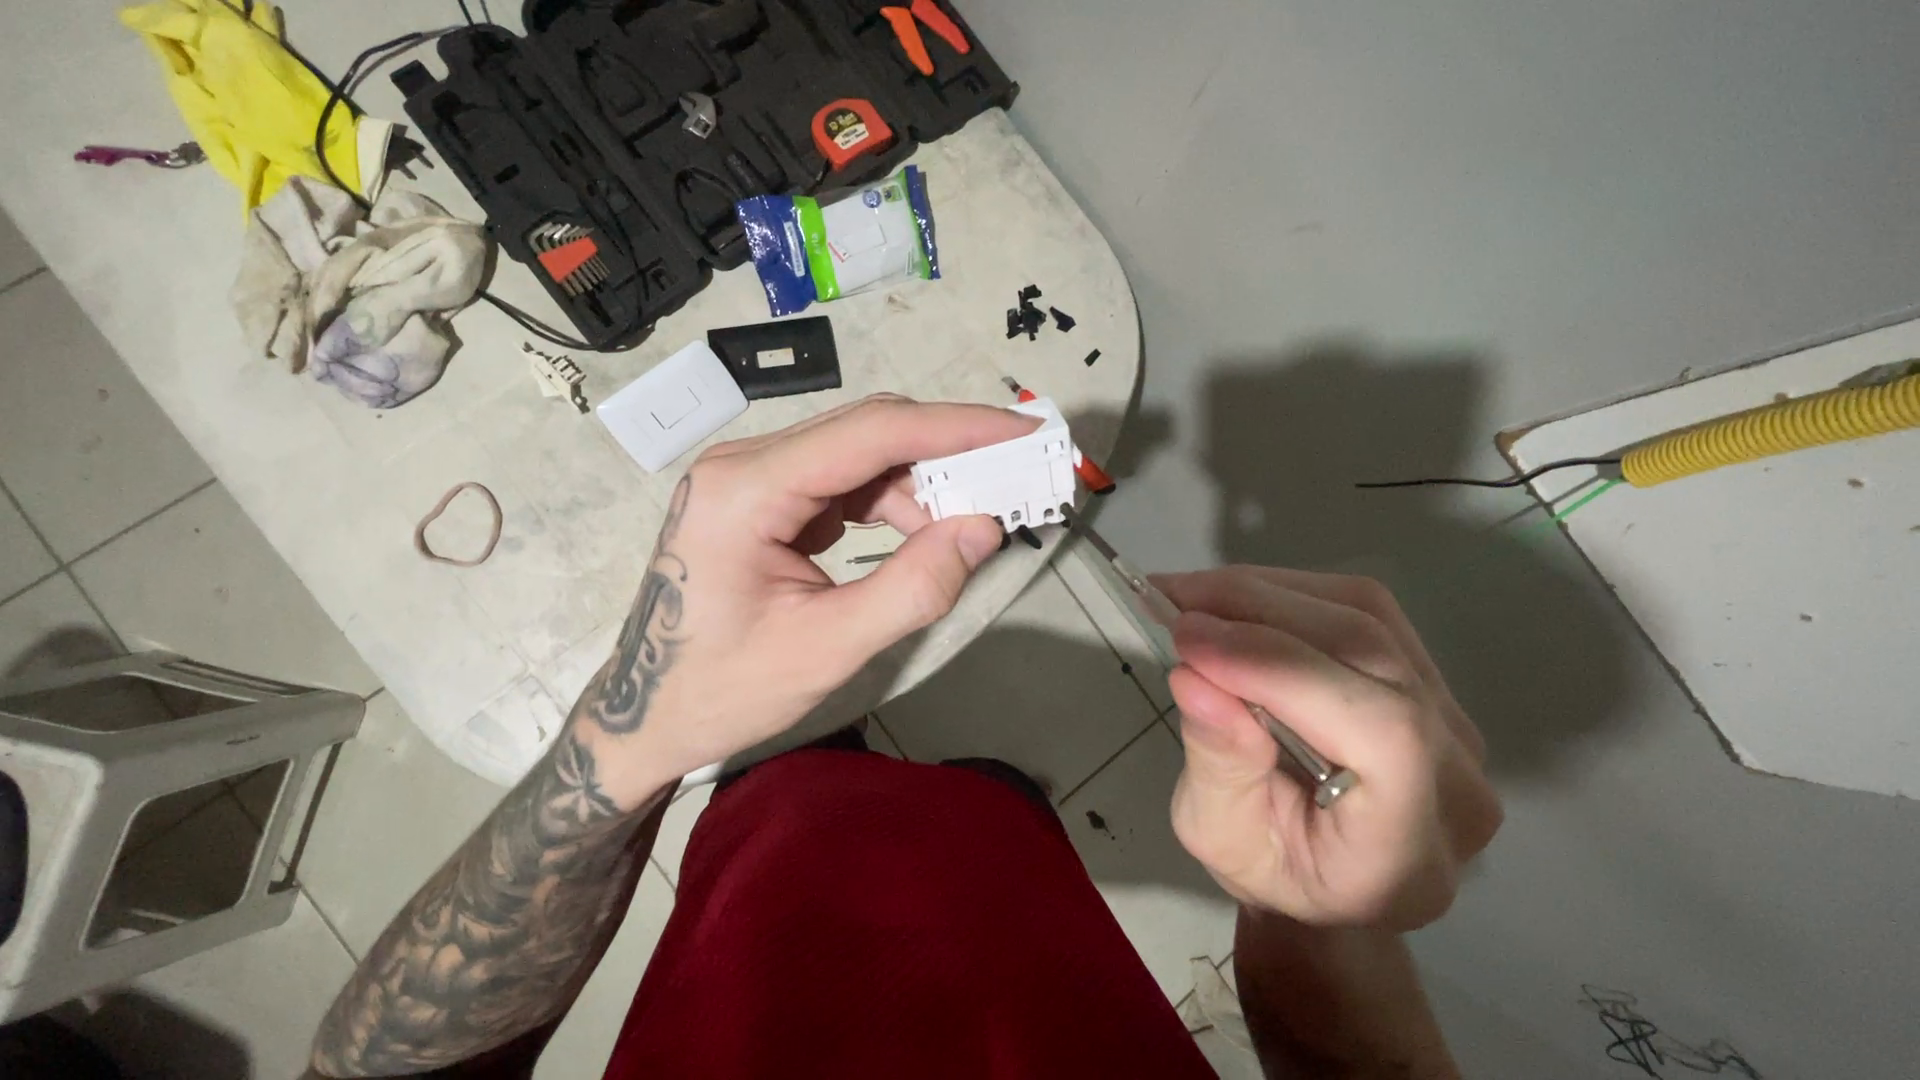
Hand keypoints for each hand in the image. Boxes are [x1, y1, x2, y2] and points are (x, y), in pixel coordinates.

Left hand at [571, 395, 1035, 807]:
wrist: (648, 715)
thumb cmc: (724, 692)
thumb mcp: (827, 649)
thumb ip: (913, 588)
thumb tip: (985, 527)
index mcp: (747, 490)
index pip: (870, 434)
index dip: (955, 427)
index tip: (1023, 432)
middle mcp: (745, 465)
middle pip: (866, 433)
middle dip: (946, 453)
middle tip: (1012, 480)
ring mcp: (750, 478)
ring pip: (859, 455)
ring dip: (919, 485)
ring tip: (960, 532)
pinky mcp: (762, 498)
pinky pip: (842, 481)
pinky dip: (889, 504)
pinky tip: (914, 537)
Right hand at [1154, 567, 1501, 929]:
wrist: (1329, 878)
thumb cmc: (1270, 870)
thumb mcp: (1218, 836)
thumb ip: (1217, 763)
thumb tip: (1195, 677)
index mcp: (1410, 843)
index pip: (1377, 729)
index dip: (1281, 668)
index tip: (1188, 638)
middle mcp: (1455, 772)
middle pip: (1372, 653)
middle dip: (1259, 612)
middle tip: (1172, 599)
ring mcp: (1453, 718)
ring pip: (1369, 616)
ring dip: (1269, 594)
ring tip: (1195, 597)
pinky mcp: (1429, 680)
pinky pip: (1364, 613)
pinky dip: (1288, 596)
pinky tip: (1236, 605)